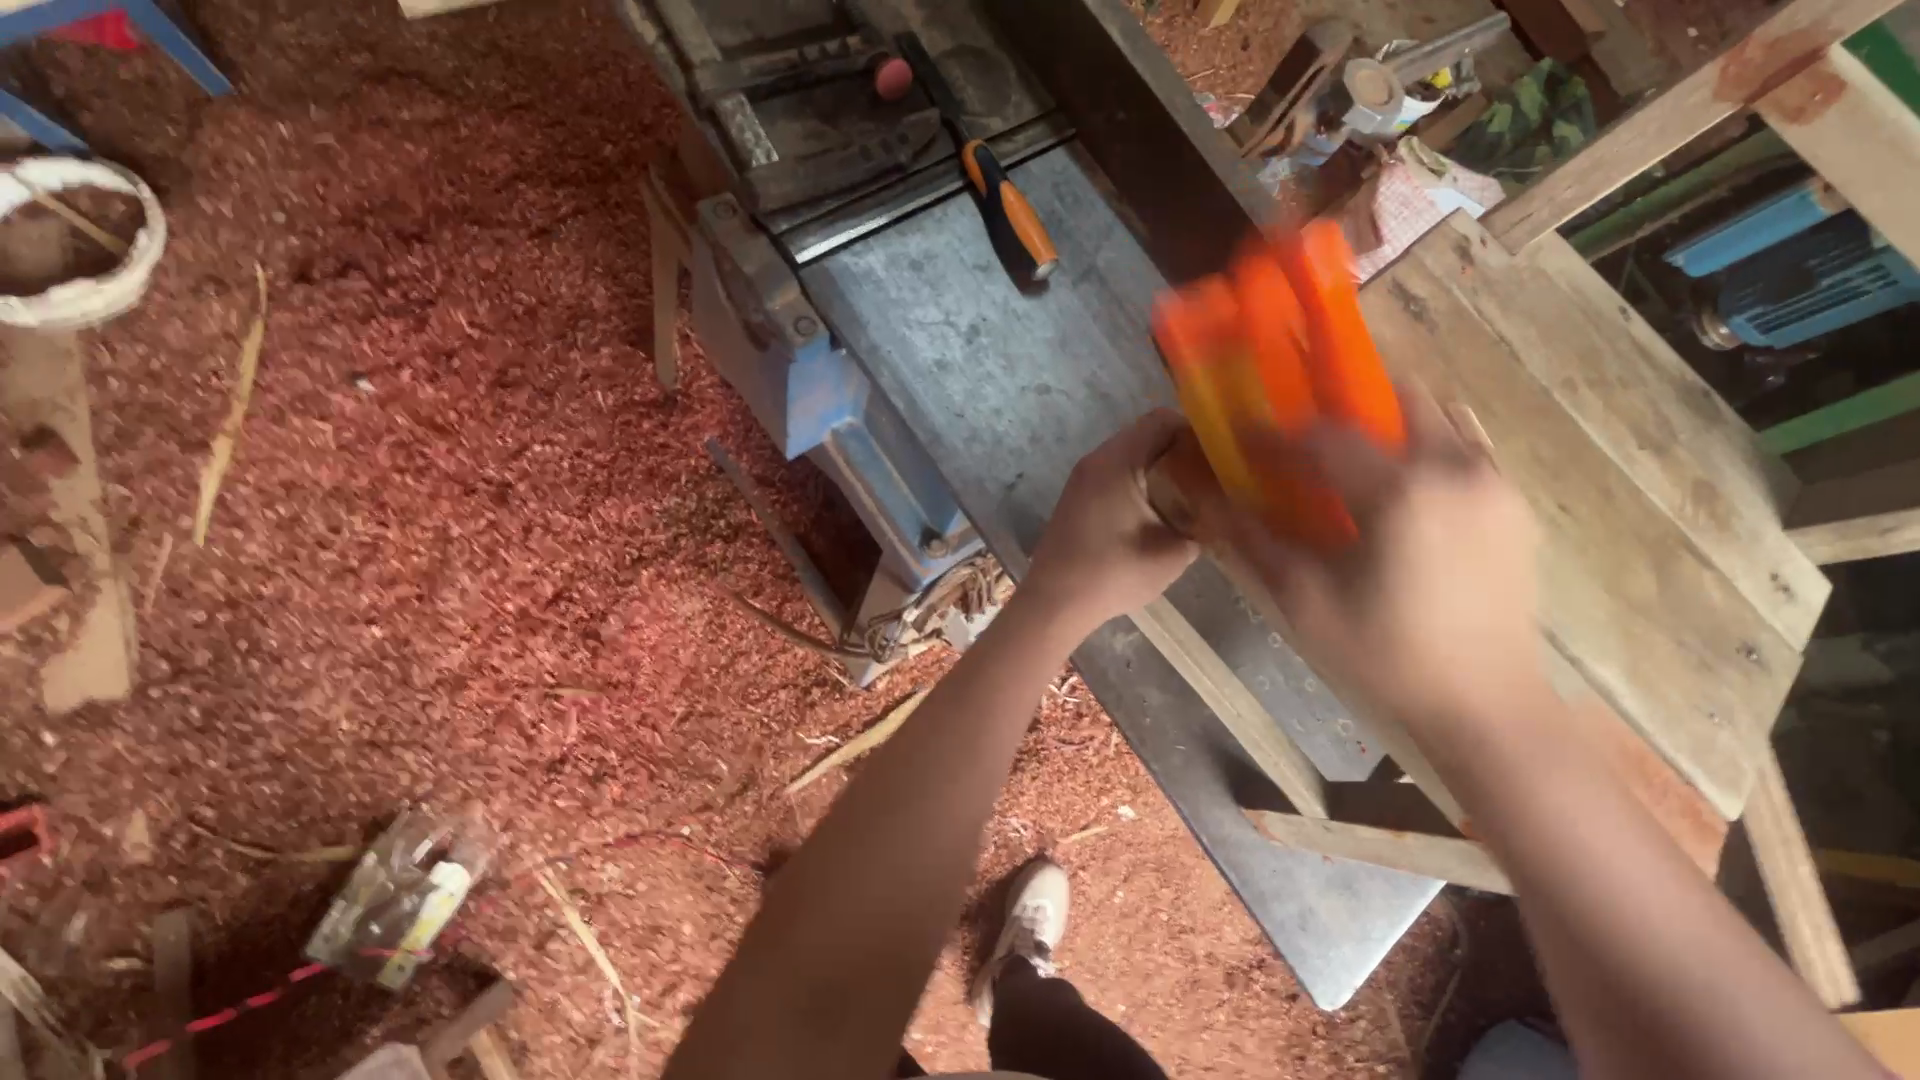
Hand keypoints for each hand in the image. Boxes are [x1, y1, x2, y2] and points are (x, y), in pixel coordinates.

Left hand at [1023, 409, 1199, 635]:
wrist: (1056, 602)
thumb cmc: (1114, 573)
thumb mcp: (1172, 554)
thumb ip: (1198, 528)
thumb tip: (1210, 519)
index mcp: (1117, 461)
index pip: (1161, 420)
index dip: (1193, 431)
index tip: (1216, 456)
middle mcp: (1095, 461)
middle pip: (1143, 435)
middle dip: (1178, 451)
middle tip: (1207, 476)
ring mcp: (1081, 479)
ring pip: (1127, 457)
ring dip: (1156, 469)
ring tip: (1186, 496)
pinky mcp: (1075, 499)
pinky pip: (1112, 476)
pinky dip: (1136, 483)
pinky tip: (1155, 512)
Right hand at [1228, 388, 1545, 729]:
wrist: (1484, 703)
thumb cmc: (1385, 655)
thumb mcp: (1306, 602)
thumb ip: (1255, 542)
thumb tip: (1211, 501)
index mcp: (1399, 491)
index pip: (1324, 437)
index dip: (1277, 434)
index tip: (1245, 437)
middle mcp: (1454, 470)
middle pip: (1398, 399)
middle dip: (1346, 408)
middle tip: (1309, 435)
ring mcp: (1494, 484)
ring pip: (1440, 418)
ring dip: (1392, 424)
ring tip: (1356, 457)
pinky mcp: (1513, 507)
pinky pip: (1467, 450)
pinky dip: (1429, 450)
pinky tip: (1403, 490)